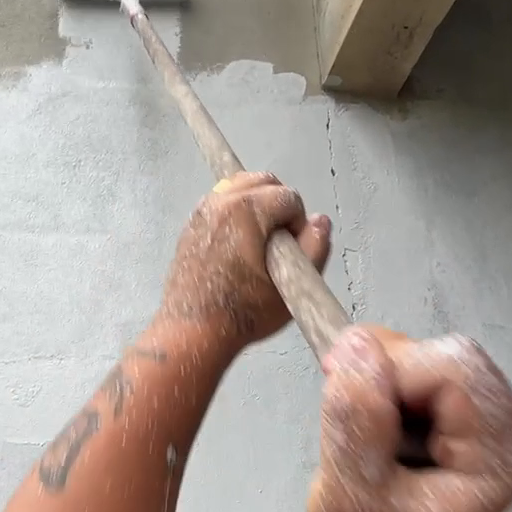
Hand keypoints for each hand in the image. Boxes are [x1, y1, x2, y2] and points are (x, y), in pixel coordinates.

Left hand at [158, 171, 332, 350]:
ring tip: (260, 243)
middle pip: (264, 182)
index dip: (298, 224)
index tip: (290, 252)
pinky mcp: (191, 225)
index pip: (290, 197)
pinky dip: (235, 215)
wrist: (193, 330)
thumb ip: (314, 248)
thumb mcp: (292, 285)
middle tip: (279, 243)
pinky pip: (221, 204)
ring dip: (257, 207)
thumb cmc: (242, 312)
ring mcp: (203, 211)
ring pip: (240, 188)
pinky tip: (238, 247)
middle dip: (279, 206)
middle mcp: (222, 202)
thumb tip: (320, 222)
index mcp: (248, 210)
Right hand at [308, 326, 511, 511]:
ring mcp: (502, 411)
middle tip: (355, 428)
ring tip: (373, 437)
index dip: (391, 376)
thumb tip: (358, 342)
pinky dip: (391, 383)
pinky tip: (384, 427)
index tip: (350, 417)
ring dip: (385, 383)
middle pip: (445, 354)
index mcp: (504, 454)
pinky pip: (427, 363)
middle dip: (386, 378)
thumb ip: (356, 423)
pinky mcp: (478, 403)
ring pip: (431, 353)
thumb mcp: (349, 497)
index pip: (451, 367)